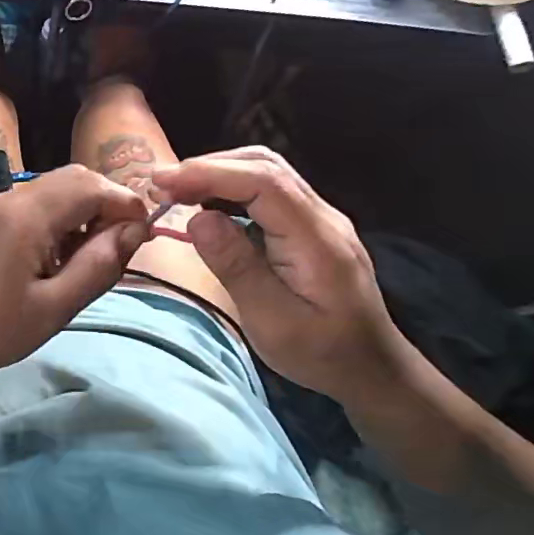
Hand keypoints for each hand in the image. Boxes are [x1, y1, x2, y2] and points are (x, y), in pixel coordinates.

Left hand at [0, 165, 148, 380]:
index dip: (126, 205)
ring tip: (83, 265)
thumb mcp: (52, 308)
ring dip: (80, 215)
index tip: (140, 242)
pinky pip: (32, 205)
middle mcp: (10, 197)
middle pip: (74, 179)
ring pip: (53, 190)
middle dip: (105, 206)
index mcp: (27, 215)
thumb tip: (136, 231)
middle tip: (112, 254)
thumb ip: (98, 266)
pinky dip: (56, 222)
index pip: (93, 185)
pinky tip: (52, 263)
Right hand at [152, 147, 408, 402]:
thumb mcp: (272, 321)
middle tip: (162, 187)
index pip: (263, 182)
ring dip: (217, 175)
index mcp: (316, 238)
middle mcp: (321, 216)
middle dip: (208, 168)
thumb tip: (198, 219)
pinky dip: (229, 190)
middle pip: (264, 166)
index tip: (162, 182)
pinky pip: (267, 192)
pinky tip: (206, 208)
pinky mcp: (308, 227)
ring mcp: (318, 218)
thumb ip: (236, 266)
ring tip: (176, 193)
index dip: (208, 173)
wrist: (372, 369)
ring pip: (266, 172)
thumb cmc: (321, 353)